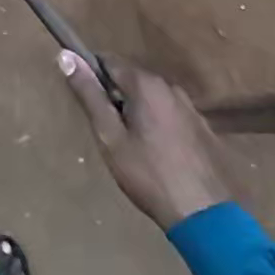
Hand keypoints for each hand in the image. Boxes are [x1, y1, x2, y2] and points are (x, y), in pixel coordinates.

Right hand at [59, 50, 229, 229]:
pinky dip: (156, 123)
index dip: (91, 75)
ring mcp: (191, 110)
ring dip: (135, 110)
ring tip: (130, 143)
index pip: (107, 60)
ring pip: (150, 97)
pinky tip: (156, 152)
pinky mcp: (205, 131)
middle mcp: (171, 88)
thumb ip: (88, 92)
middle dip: (113, 95)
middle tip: (106, 128)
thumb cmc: (149, 174)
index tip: (86, 100)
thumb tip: (65, 55)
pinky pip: (169, 114)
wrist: (209, 220)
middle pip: (129, 78)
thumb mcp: (108, 134)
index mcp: (145, 84)